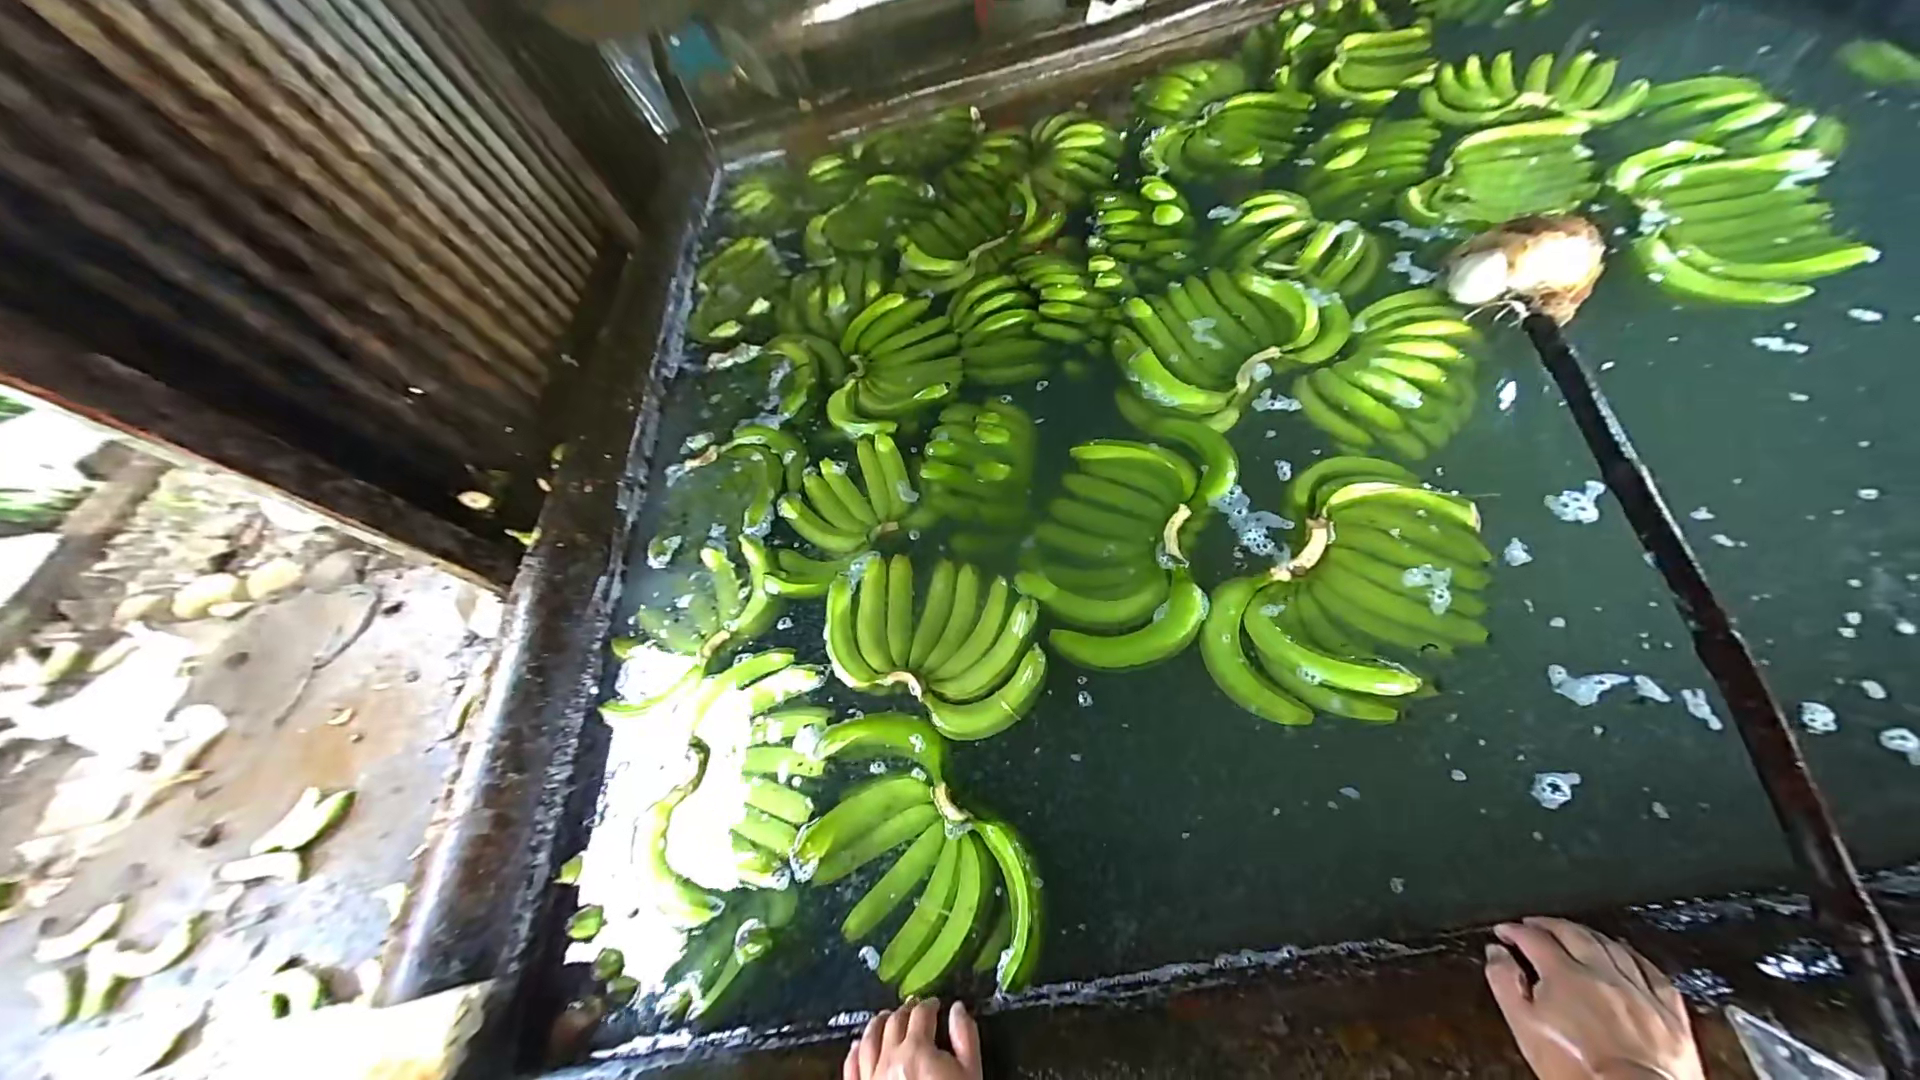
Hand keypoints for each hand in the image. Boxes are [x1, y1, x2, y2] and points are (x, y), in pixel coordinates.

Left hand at [844, 998, 981, 1079]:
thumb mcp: (970, 1074)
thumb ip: (965, 1037)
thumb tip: (957, 1009)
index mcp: (917, 1050)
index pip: (922, 1014)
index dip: (930, 1005)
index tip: (935, 1005)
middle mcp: (889, 1059)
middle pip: (895, 1021)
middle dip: (907, 1011)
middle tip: (915, 1010)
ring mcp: (871, 1079)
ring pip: (869, 1038)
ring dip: (879, 1023)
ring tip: (886, 1017)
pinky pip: (851, 1068)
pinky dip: (854, 1052)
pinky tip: (858, 1045)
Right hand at [1485, 917, 1703, 1079]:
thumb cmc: (1576, 1069)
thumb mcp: (1523, 1025)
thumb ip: (1503, 981)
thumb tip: (1497, 953)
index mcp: (1565, 975)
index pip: (1533, 937)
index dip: (1513, 929)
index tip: (1504, 932)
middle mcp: (1603, 975)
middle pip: (1573, 933)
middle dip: (1547, 924)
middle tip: (1533, 925)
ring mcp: (1640, 995)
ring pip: (1612, 946)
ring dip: (1587, 934)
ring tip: (1574, 934)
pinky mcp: (1671, 1017)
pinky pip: (1655, 975)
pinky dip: (1635, 958)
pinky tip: (1625, 956)